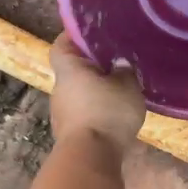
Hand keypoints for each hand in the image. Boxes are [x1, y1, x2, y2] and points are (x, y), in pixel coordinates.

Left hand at [48, 35, 144, 150]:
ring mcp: (62, 111)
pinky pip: (84, 110)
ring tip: (119, 88)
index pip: (62, 44)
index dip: (74, 36)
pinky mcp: (69, 130)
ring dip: (94, 88)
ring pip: (79, 91)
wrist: (91, 156)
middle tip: (115, 60)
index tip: (92, 32)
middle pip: (72, 69)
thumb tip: (120, 63)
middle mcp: (59, 88)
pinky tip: (114, 111)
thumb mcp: (127, 86)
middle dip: (91, 64)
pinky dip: (96, 107)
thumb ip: (124, 70)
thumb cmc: (107, 111)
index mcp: (69, 69)